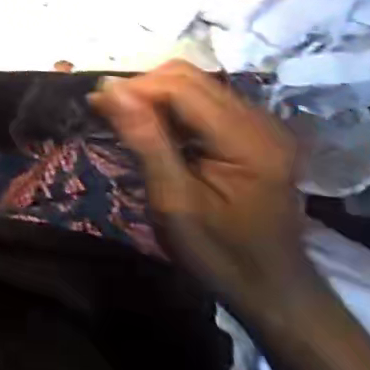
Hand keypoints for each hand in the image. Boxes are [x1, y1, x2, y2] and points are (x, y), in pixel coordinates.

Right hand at [88, 60, 320, 316]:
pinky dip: (171, 105)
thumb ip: (145, 140)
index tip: (95, 104)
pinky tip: (153, 129)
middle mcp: (261, 123)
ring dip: (154, 94)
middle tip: (107, 112)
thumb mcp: (174, 201)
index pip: (181, 87)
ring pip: (195, 84)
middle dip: (141, 87)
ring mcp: (261, 126)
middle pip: (189, 77)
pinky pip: (204, 100)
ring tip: (124, 119)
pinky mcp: (253, 134)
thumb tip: (108, 89)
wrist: (274, 292)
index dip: (134, 88)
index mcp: (248, 141)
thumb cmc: (221, 253)